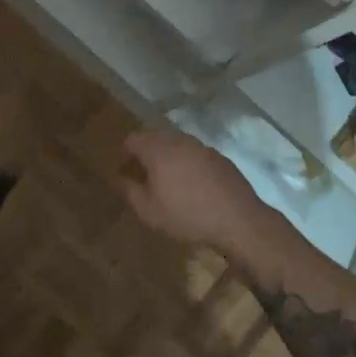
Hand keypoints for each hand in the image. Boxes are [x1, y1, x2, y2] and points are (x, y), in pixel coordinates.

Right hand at [120, 129, 277, 255]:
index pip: (133, 139)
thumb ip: (129, 190)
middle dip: (145, 152)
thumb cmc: (186, 215)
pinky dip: (187, 162)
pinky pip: (195, 153)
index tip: (124, 171)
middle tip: (142, 175)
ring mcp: (202, 147)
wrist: (237, 220)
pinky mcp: (220, 158)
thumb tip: (118, 178)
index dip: (125, 153)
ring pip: (177, 143)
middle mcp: (180, 141)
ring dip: (167, 156)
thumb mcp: (148, 211)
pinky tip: (191, 185)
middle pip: (155, 137)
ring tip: (166, 180)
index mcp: (158, 150)